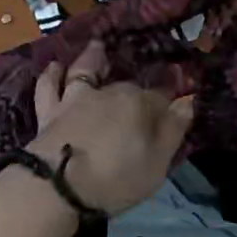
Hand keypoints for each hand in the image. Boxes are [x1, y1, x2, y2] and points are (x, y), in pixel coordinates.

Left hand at [23, 40, 194, 215]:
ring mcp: (75, 98)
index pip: (162, 97)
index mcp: (140, 104)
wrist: (58, 188)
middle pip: (128, 85)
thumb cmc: (116, 179)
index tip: (179, 102)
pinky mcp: (48, 111)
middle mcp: (109, 93)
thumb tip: (188, 101)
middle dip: (137, 85)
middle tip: (143, 89)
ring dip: (92, 58)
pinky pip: (49, 85)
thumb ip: (174, 131)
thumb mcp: (157, 163)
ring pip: (85, 71)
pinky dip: (53, 73)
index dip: (171, 99)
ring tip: (97, 47)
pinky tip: (55, 66)